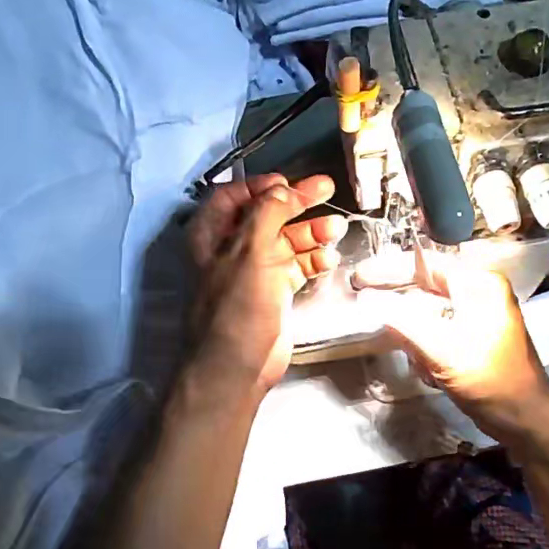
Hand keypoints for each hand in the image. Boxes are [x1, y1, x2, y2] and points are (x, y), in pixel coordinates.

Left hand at [186, 173, 345, 396]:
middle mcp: (231, 250)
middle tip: (326, 189)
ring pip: (285, 242)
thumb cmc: (236, 306)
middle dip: (296, 203)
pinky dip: (313, 260)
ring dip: (311, 232)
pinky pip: (295, 268)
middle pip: (266, 216)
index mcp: (212, 234)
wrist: (236, 367)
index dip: (262, 185)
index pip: (235, 195)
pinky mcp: (273, 294)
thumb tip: (284, 188)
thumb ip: (268, 212)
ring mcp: (254, 273)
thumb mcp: (250, 251)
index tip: (290, 181)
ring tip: (337, 228)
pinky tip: (330, 257)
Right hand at [367, 253, 548, 444]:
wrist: (525, 419)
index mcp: (479, 284)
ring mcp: (475, 316)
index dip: (388, 269)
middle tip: (363, 305)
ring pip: (427, 314)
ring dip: (414, 336)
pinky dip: (426, 349)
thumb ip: (404, 324)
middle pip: (425, 287)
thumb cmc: (491, 381)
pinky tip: (429, 372)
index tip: (359, 277)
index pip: (426, 264)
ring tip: (416, 360)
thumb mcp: (444, 351)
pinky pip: (436, 333)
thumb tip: (368, 302)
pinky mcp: (471, 338)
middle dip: (397, 305)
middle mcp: (479, 293)